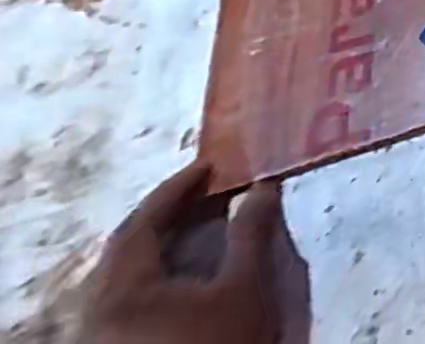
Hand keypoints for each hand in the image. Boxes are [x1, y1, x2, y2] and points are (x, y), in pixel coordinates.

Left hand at [82, 162, 282, 343]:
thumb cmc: (220, 340)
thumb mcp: (245, 283)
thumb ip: (251, 232)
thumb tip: (263, 186)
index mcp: (120, 292)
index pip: (138, 227)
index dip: (175, 190)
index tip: (213, 162)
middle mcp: (96, 309)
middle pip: (126, 248)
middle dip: (171, 209)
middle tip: (216, 180)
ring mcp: (100, 330)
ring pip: (127, 268)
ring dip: (168, 233)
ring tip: (211, 209)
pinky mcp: (115, 339)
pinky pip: (131, 286)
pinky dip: (164, 257)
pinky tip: (194, 252)